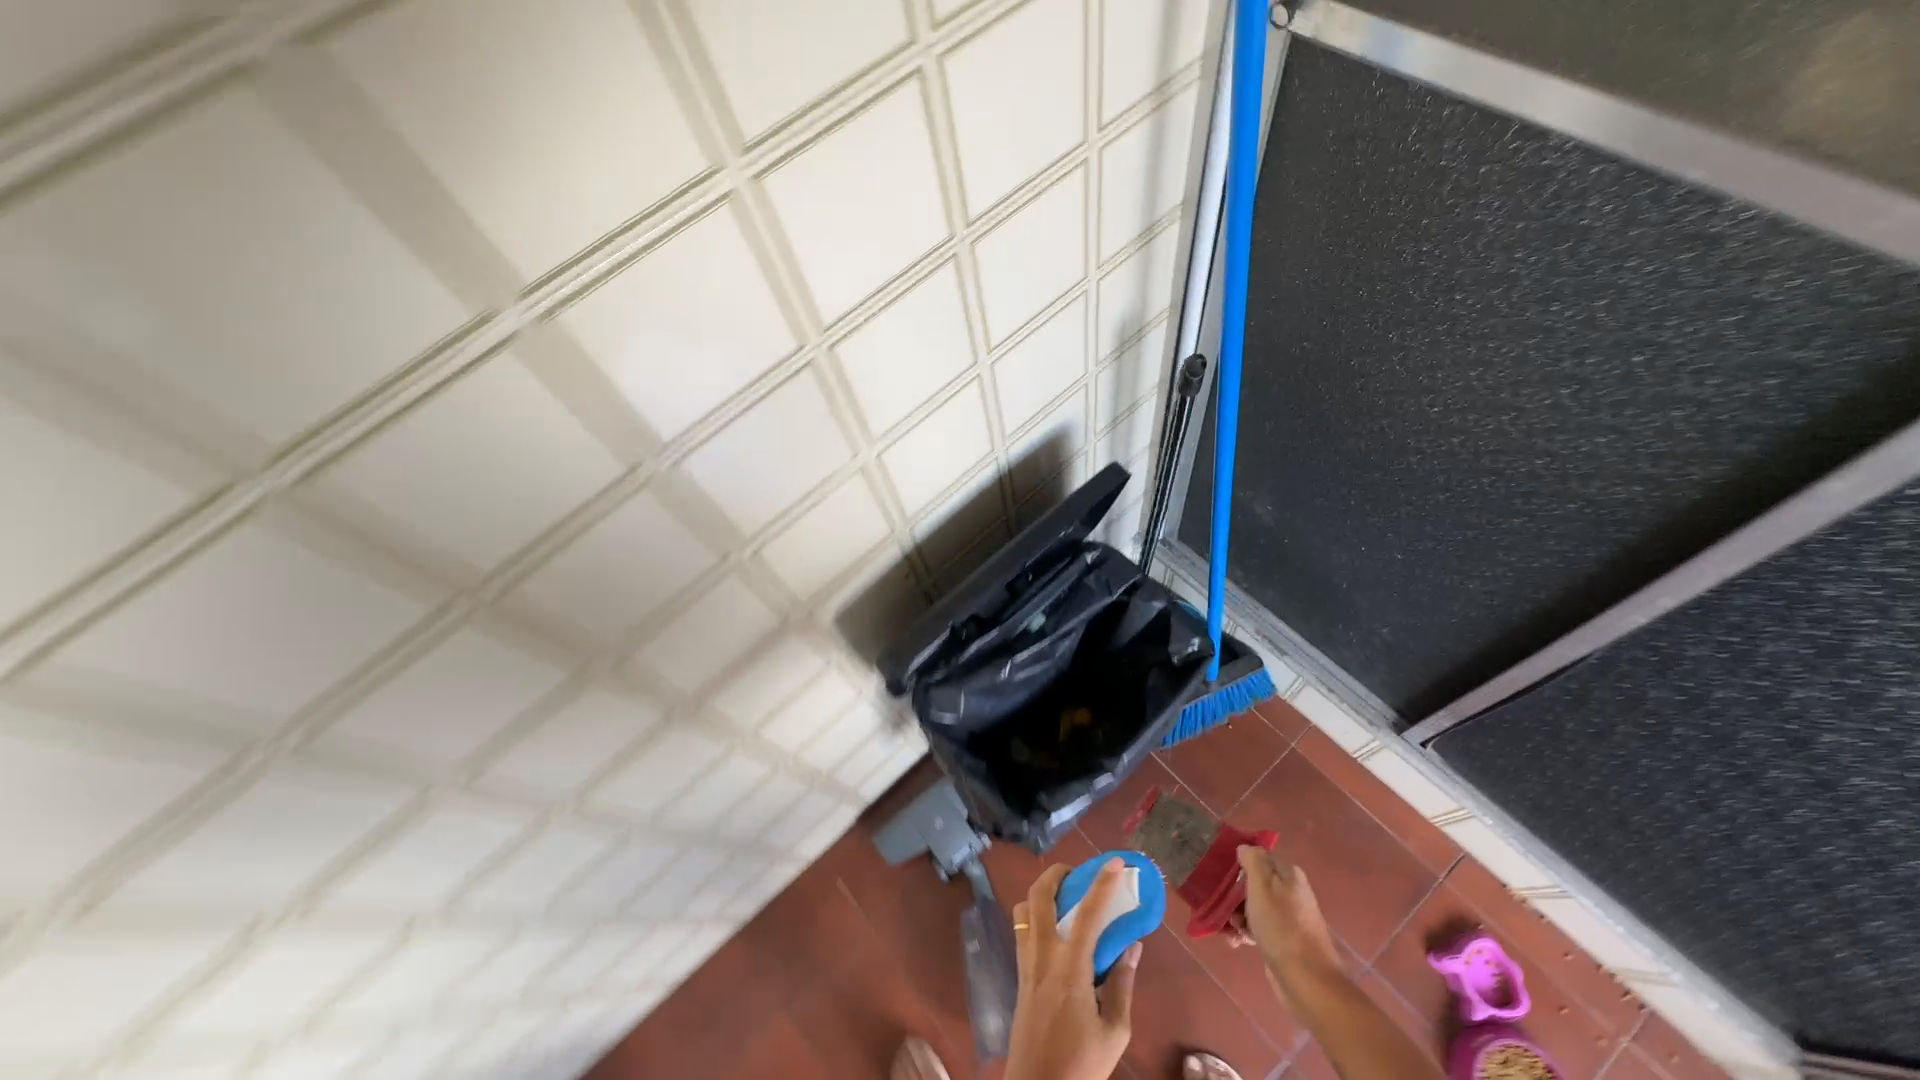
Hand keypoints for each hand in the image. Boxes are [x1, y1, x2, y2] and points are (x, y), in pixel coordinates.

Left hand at [1005, 859, 1140, 1079]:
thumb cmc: (1081, 1064)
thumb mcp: (1115, 1031)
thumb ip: (1122, 985)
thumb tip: (1131, 947)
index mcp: (1069, 970)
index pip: (1087, 914)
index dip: (1102, 884)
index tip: (1115, 863)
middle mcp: (1041, 958)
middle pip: (1037, 898)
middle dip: (1056, 874)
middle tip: (1077, 871)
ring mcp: (1025, 966)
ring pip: (1023, 912)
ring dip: (1042, 895)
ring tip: (1065, 897)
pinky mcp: (1019, 978)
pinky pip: (1023, 934)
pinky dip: (1037, 918)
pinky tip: (1057, 931)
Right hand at [1235, 846, 1340, 975]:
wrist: (1306, 978)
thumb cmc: (1281, 928)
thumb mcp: (1262, 887)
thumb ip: (1253, 862)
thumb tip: (1245, 847)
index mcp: (1288, 875)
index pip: (1259, 858)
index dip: (1238, 864)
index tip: (1220, 876)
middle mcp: (1291, 892)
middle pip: (1254, 883)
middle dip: (1234, 895)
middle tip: (1223, 907)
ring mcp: (1289, 916)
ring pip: (1254, 907)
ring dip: (1238, 916)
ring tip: (1231, 931)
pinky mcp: (1285, 938)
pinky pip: (1260, 927)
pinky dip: (1247, 932)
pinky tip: (1239, 943)